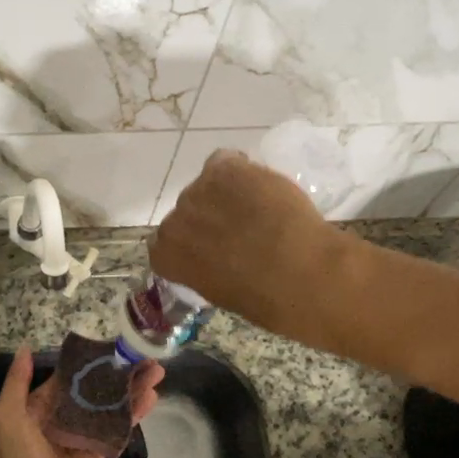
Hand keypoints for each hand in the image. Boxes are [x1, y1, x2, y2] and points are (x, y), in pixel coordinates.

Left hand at [0, 346, 162, 457]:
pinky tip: (151, 398)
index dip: (93, 362)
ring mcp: (87, 432)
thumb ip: (18, 381)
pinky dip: (134, 414)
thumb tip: (25, 348)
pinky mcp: (100, 449)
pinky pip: (119, 429)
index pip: (73, 376)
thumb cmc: (17, 452)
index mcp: (47, 402)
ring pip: (113, 406)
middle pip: (99, 389)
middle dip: (121, 374)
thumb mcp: (9, 412)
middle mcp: (69, 414)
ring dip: (133, 390)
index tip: (115, 346)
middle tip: (146, 357)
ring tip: (156, 373)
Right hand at [150, 148, 361, 343]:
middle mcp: (174, 221)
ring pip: (207, 185)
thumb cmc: (259, 296)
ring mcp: (197, 193)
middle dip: (208, 217)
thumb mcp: (217, 290)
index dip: (189, 240)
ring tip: (256, 207)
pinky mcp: (223, 171)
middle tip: (239, 228)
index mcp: (166, 255)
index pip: (165, 241)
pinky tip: (260, 186)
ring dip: (225, 194)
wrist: (293, 271)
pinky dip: (240, 170)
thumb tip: (215, 258)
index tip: (209, 246)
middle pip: (187, 210)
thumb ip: (202, 267)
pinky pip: (224, 161)